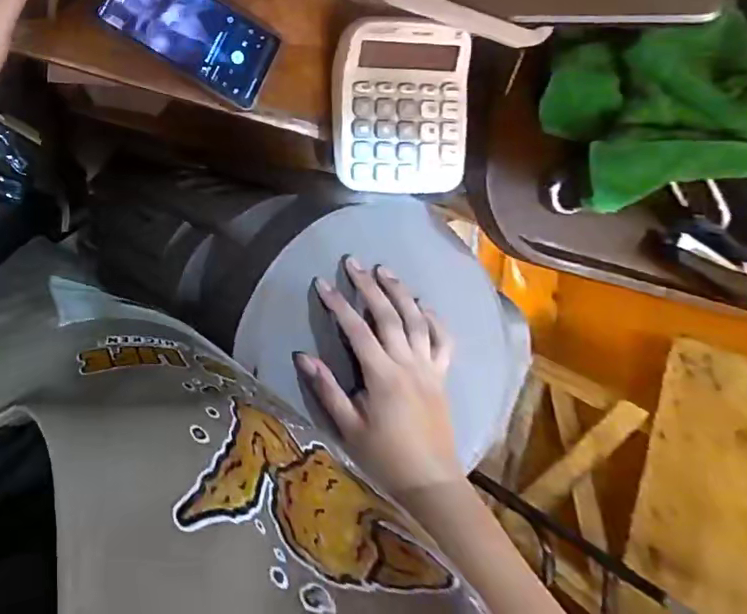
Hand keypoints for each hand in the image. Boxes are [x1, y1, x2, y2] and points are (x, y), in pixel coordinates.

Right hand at [296, 257, 461, 498]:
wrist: (431, 484)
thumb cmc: (384, 458)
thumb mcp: (349, 427)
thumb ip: (327, 389)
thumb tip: (302, 356)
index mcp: (383, 376)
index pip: (357, 330)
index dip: (338, 304)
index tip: (322, 283)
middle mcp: (408, 365)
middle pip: (388, 315)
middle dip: (369, 286)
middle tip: (353, 262)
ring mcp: (429, 369)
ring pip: (416, 321)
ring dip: (400, 292)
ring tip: (384, 270)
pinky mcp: (442, 377)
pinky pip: (444, 342)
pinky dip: (435, 320)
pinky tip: (423, 305)